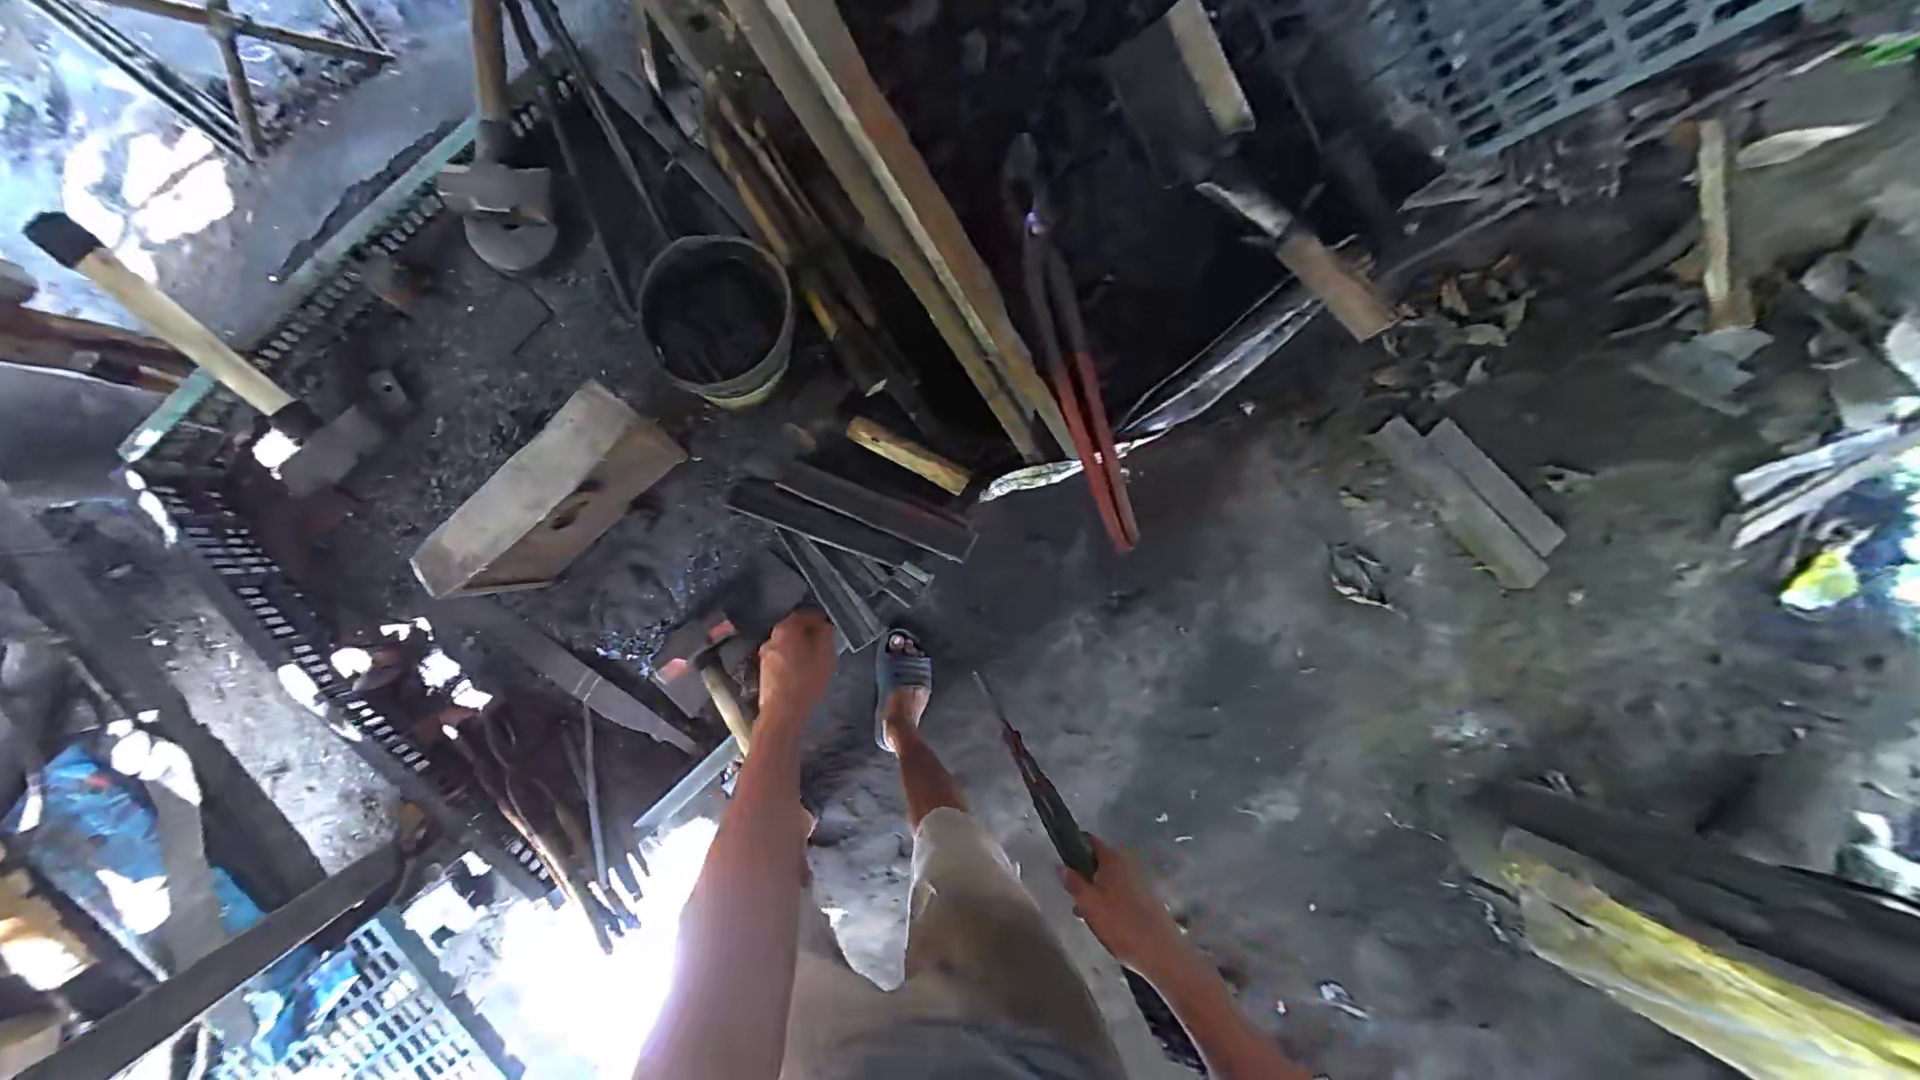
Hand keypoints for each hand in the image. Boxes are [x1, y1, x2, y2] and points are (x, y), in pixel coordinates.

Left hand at [757, 610, 836, 721]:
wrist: (782, 714)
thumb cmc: (806, 681)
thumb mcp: (825, 655)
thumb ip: (825, 635)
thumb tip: (823, 626)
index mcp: (786, 629)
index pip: (805, 613)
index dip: (819, 617)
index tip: (830, 625)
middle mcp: (771, 638)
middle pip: (793, 628)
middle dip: (809, 632)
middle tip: (824, 641)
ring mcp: (765, 655)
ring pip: (787, 644)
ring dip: (800, 646)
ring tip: (814, 658)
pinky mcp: (764, 671)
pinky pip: (781, 657)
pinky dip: (792, 658)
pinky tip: (802, 671)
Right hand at [1060, 835, 1189, 976]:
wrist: (1162, 953)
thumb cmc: (1121, 924)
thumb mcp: (1089, 903)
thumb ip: (1073, 882)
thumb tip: (1060, 865)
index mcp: (1112, 858)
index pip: (1088, 841)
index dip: (1073, 848)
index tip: (1063, 864)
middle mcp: (1127, 863)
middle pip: (1098, 862)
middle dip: (1084, 878)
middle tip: (1074, 899)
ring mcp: (1139, 880)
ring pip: (1109, 881)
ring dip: (1097, 893)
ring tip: (1088, 917)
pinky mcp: (1146, 899)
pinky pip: (1121, 894)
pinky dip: (1111, 903)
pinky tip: (1107, 924)